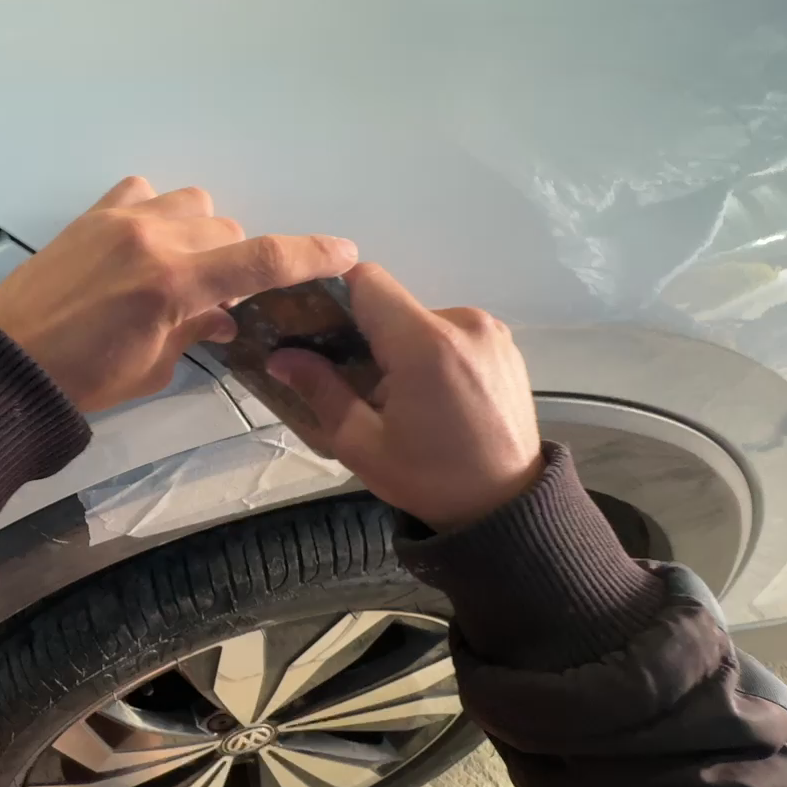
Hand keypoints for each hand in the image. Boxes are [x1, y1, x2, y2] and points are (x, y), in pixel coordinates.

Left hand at [0, 177, 358, 412]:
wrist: (9, 363)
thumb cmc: (84, 381)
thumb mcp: (152, 368)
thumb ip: (196, 332)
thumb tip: (224, 317)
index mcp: (174, 286)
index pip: (260, 260)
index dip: (308, 255)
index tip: (341, 253)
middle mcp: (154, 238)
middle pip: (228, 229)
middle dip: (233, 264)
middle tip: (214, 300)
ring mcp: (119, 219)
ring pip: (191, 202)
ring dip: (199, 233)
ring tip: (178, 267)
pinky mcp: (89, 216)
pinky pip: (142, 190)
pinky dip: (155, 211)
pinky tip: (142, 242)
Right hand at [265, 264, 541, 531]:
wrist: (507, 506)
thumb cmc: (429, 478)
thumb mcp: (361, 443)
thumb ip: (320, 390)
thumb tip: (279, 356)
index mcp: (425, 344)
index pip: (366, 281)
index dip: (332, 295)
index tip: (312, 326)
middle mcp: (463, 322)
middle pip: (391, 304)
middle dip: (363, 334)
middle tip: (348, 380)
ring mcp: (489, 332)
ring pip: (418, 319)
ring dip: (396, 346)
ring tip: (392, 395)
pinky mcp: (503, 346)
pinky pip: (448, 333)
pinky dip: (427, 353)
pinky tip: (426, 395)